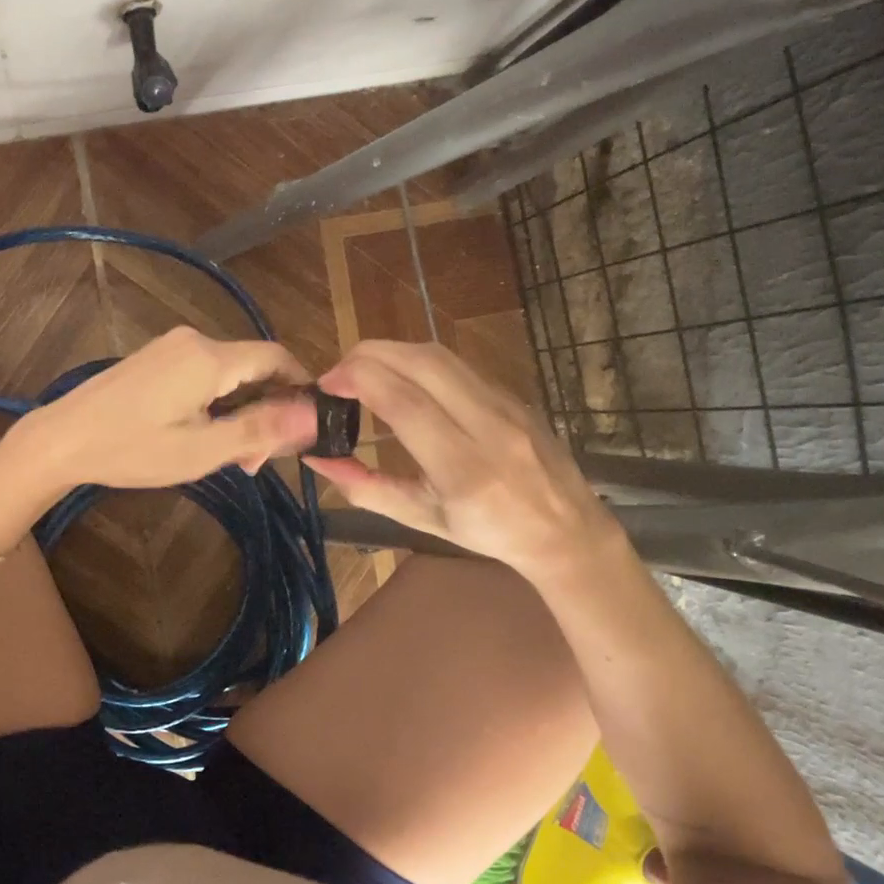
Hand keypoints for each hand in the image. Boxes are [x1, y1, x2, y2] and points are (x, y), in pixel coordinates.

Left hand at [15, 326, 318, 490]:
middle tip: (255, 462)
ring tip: (230, 457)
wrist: (61, 439)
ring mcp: (170, 347)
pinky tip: (203, 436)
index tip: (307, 429)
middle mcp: (194, 339)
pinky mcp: (153, 359)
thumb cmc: (132, 449)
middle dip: (265, 410)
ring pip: (227, 373)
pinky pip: (201, 374)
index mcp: (211, 356)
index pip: (278, 357)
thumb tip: (315, 416)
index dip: (301, 389)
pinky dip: (214, 403)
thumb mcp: (202, 449)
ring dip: (239, 411)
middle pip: (253, 366)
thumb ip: (261, 429)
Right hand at [305, 340, 621, 578]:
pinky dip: (415, 360)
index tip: (327, 385)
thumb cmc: (487, 533)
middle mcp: (489, 427)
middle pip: (422, 363)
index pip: (405, 404)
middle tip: (337, 373)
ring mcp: (506, 404)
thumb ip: (366, 488)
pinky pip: (456, 364)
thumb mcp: (421, 520)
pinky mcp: (511, 392)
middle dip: (368, 355)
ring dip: (390, 351)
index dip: (360, 381)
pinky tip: (397, 376)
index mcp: (464, 470)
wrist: (566, 530)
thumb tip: (317, 459)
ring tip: (360, 370)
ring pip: (439, 355)